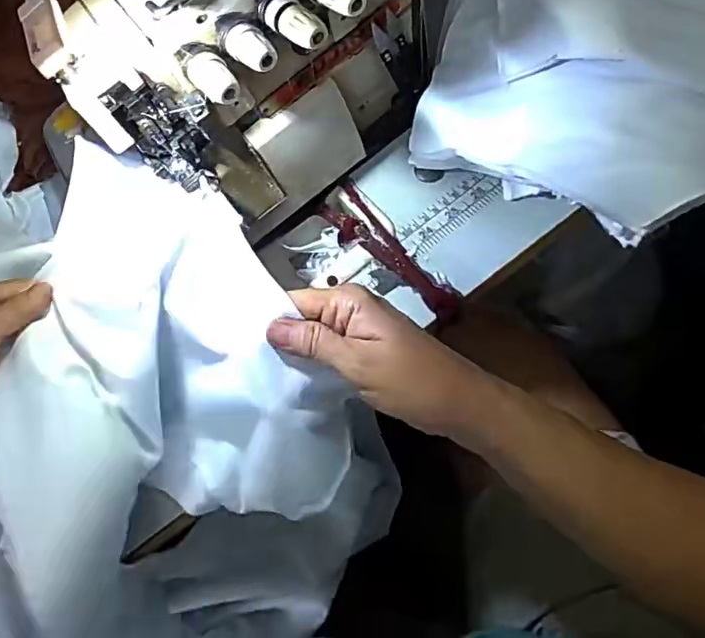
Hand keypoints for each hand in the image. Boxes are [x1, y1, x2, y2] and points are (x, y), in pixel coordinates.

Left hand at [0, 278, 54, 448]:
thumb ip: (15, 312)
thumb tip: (48, 287)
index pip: (13, 289)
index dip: (39, 293)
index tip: (70, 302)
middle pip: (16, 311)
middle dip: (40, 315)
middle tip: (73, 321)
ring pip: (17, 334)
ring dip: (36, 337)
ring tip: (68, 337)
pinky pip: (13, 356)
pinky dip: (28, 355)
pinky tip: (50, 356)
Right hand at [266, 284, 506, 441]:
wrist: (460, 404)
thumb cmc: (410, 382)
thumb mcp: (357, 363)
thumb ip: (314, 342)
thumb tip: (271, 326)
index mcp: (349, 300)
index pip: (296, 300)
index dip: (272, 319)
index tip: (244, 341)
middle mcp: (352, 306)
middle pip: (304, 314)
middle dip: (283, 335)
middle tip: (250, 362)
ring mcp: (359, 326)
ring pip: (316, 332)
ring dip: (299, 349)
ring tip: (266, 370)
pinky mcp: (364, 346)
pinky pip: (330, 346)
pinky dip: (316, 359)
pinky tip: (298, 376)